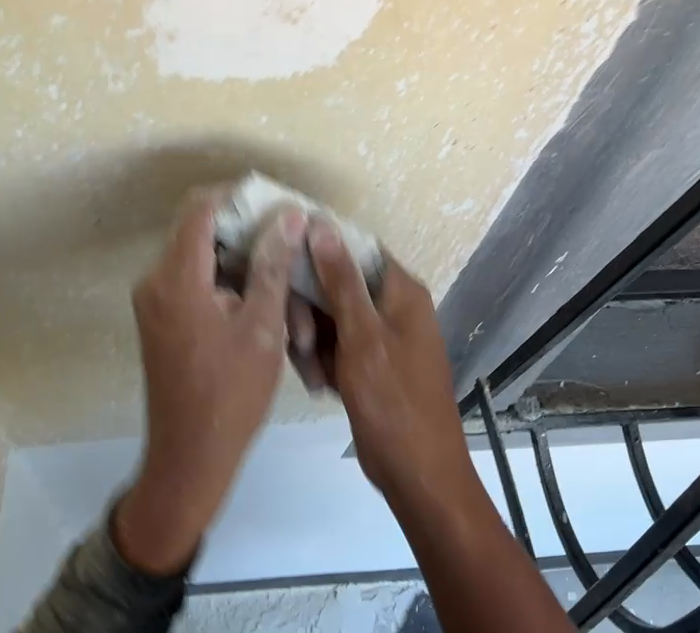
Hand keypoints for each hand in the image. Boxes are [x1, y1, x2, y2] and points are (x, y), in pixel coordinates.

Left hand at [112, 190, 301, 574]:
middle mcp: (156, 280)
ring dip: (245, 268)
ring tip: (287, 290)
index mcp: (176, 277)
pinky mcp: (161, 318)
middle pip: (203, 231)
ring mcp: (155, 300)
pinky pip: (197, 283)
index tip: (277, 202)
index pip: (201, 207)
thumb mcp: (262, 327)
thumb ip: (272, 265)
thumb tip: (288, 215)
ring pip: (205, 260)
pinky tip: (266, 307)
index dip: (238, 195)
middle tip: (291, 245)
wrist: (189, 457)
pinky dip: (230, 287)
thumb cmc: (231, 393)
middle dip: (249, 236)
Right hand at [301, 223, 476, 509]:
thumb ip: (340, 280)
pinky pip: (335, 347)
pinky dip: (323, 363)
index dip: (316, 253)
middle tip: (300, 344)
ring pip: (329, 319)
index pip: (351, 248)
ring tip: (312, 375)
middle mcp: (392, 306)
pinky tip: (319, 387)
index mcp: (399, 290)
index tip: (282, 267)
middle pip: (335, 285)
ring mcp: (380, 337)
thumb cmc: (392, 402)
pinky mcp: (369, 365)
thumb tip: (321, 224)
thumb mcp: (362, 337)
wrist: (418, 475)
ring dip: (312, 344)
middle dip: (310, 313)